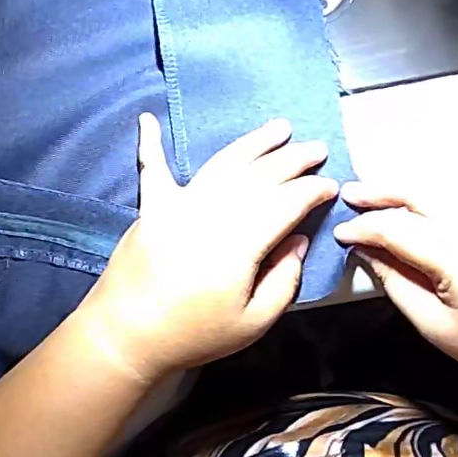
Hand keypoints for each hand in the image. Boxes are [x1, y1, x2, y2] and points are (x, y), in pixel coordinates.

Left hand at [74, 114, 338, 383]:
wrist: (127, 336)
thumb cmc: (195, 334)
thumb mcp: (254, 321)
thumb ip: (284, 279)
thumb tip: (299, 240)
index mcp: (240, 242)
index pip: (286, 203)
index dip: (312, 191)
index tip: (330, 186)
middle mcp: (211, 212)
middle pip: (260, 176)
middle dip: (293, 160)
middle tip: (317, 149)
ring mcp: (178, 205)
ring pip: (224, 163)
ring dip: (254, 143)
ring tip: (279, 128)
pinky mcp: (151, 208)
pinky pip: (152, 169)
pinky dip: (150, 144)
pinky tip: (148, 120)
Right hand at [333, 182, 457, 415]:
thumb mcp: (436, 328)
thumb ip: (395, 282)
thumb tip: (367, 251)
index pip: (399, 229)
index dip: (364, 228)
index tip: (344, 233)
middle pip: (420, 192)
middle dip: (380, 192)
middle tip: (352, 195)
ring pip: (441, 186)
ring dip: (407, 189)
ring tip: (377, 196)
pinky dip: (436, 194)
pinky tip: (417, 203)